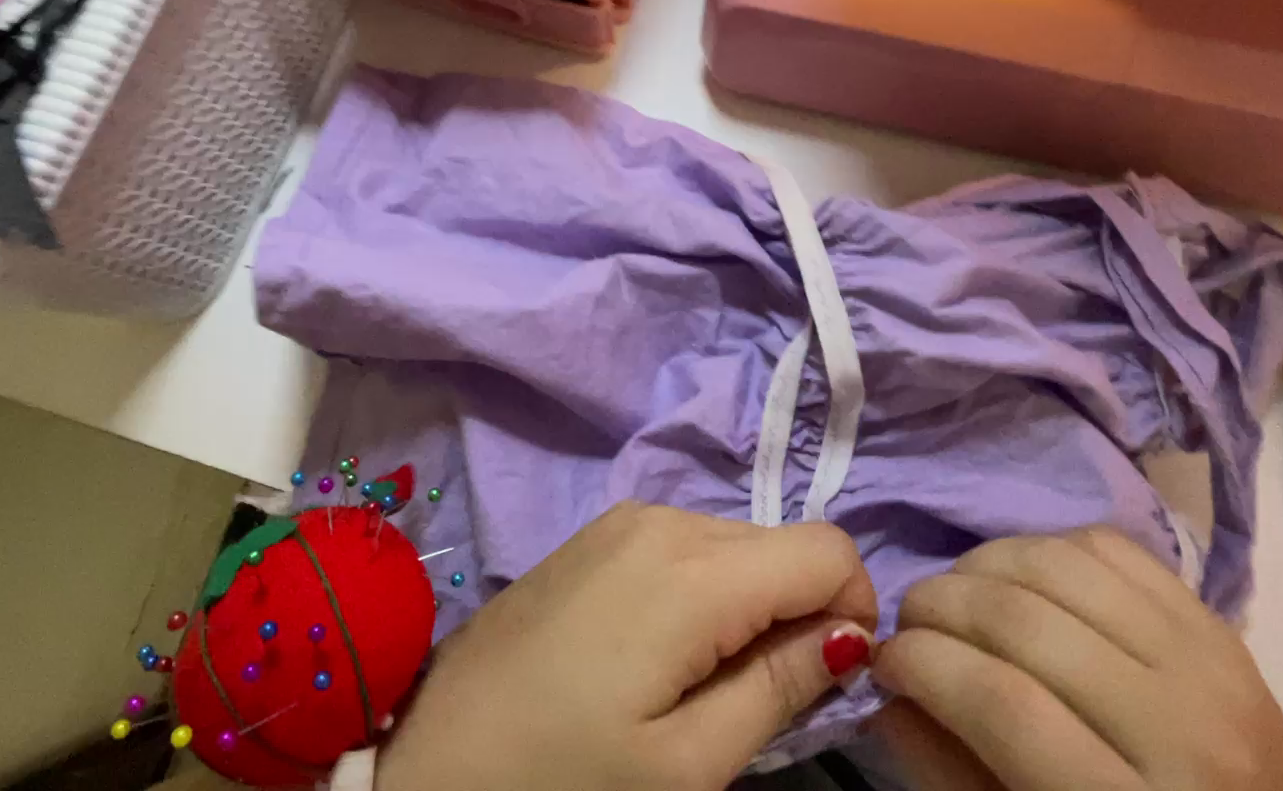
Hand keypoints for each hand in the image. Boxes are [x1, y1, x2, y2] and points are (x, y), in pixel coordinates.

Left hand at [375, 502, 877, 790]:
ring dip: (747, 605)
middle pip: (781, 544)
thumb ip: (782, 686)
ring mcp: (622, 519)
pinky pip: (685, 545)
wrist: (433, 759)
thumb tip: (849, 634)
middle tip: (750, 695)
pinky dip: (702, 591)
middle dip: (795, 612)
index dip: (848, 613)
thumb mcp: (688, 762)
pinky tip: (656, 648)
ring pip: (736, 543)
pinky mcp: (596, 534)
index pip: (828, 549)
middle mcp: (663, 517)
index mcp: (694, 568)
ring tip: (696, 678)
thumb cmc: (564, 774)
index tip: (821, 679)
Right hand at [872, 527, 1282, 790]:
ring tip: (957, 596)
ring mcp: (1209, 662)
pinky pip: (1106, 545)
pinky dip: (1040, 546)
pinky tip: (1019, 580)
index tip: (884, 661)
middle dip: (935, 606)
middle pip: (1022, 620)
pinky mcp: (1214, 621)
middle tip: (910, 624)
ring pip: (1058, 563)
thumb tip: (883, 684)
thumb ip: (944, 768)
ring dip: (978, 565)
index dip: (920, 663)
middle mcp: (1186, 728)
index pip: (1001, 703)